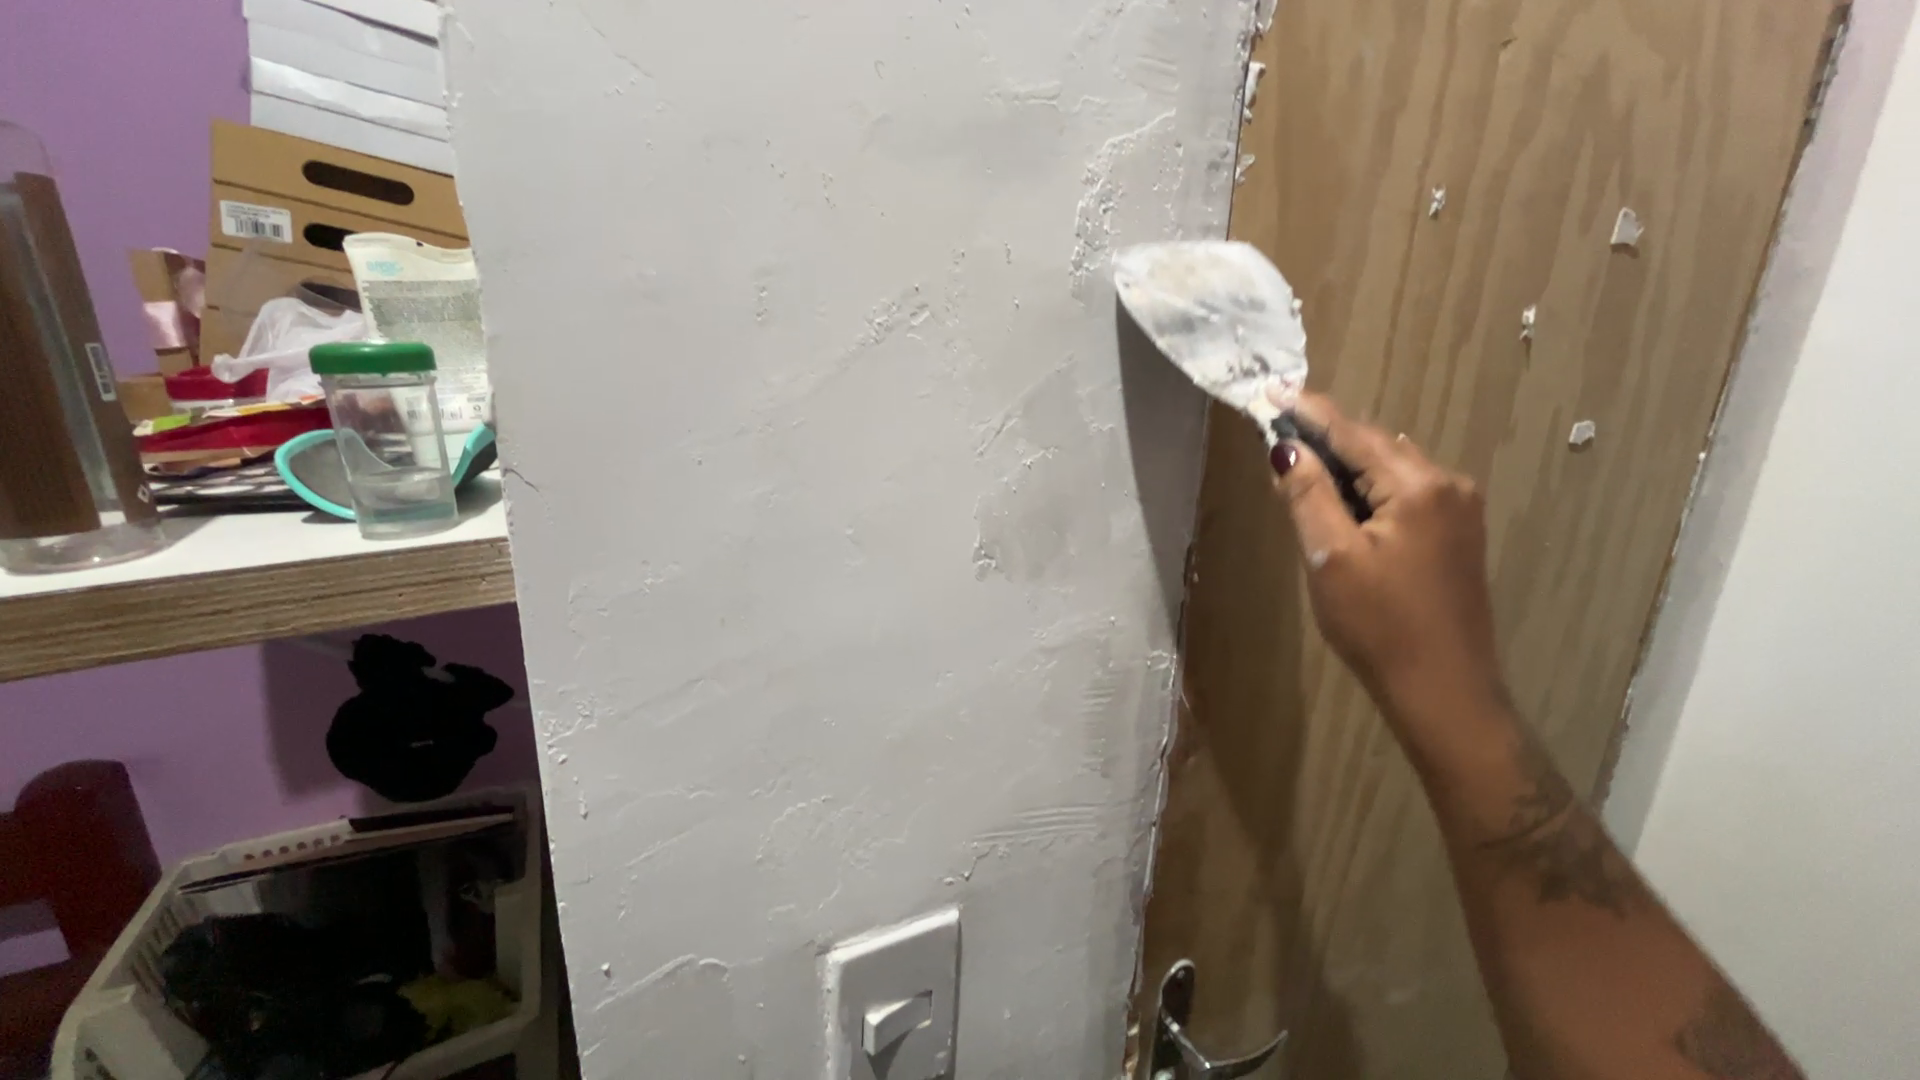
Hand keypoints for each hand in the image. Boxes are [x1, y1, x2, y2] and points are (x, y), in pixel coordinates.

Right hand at [1269, 389, 1506, 726]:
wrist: (1443, 690)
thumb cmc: (1379, 625)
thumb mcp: (1330, 557)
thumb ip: (1308, 495)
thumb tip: (1285, 449)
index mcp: (1419, 486)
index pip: (1353, 433)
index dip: (1309, 412)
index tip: (1272, 391)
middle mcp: (1448, 485)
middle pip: (1375, 447)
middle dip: (1325, 440)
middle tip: (1276, 435)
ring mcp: (1459, 511)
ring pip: (1389, 471)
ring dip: (1345, 468)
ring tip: (1299, 472)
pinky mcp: (1456, 536)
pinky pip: (1403, 495)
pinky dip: (1367, 491)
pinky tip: (1340, 506)